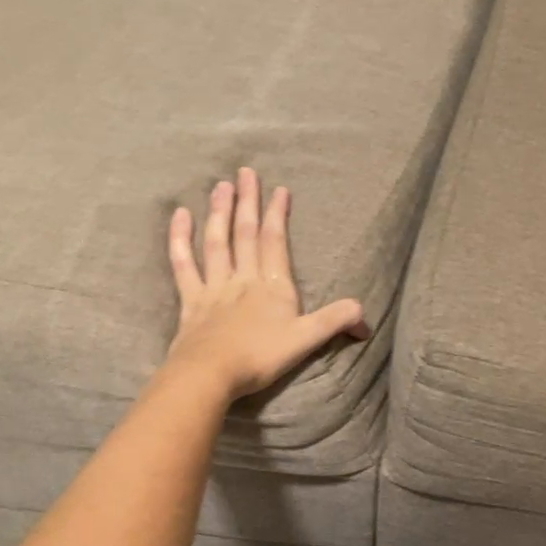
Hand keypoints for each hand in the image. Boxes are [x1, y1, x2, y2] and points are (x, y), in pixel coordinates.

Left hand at [164, 168, 368, 398]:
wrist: (209, 373)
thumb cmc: (261, 356)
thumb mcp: (307, 340)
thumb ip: (336, 321)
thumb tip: (364, 315)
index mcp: (272, 286)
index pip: (275, 242)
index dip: (277, 214)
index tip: (279, 190)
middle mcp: (243, 279)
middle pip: (244, 234)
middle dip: (247, 202)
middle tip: (245, 172)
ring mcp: (214, 287)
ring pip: (216, 242)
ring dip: (219, 212)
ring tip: (220, 186)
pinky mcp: (191, 301)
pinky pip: (184, 264)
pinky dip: (180, 239)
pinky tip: (180, 217)